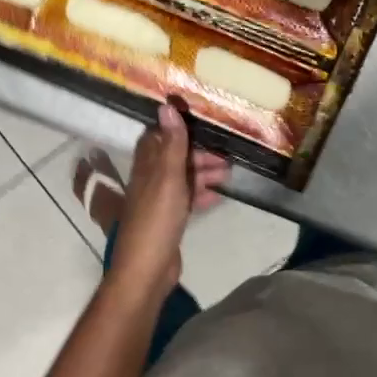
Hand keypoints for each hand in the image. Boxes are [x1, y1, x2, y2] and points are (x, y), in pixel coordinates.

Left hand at [109, 101, 229, 287]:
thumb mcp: (168, 178)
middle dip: (199, 154)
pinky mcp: (168, 220)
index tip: (204, 123)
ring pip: (183, 178)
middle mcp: (150, 179)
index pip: (159, 137)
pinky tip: (219, 196)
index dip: (178, 128)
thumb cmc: (157, 220)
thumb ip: (171, 145)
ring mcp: (159, 201)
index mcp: (147, 166)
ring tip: (229, 174)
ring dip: (204, 173)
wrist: (147, 269)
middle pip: (175, 158)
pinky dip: (202, 194)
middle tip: (227, 157)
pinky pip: (187, 199)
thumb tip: (167, 106)